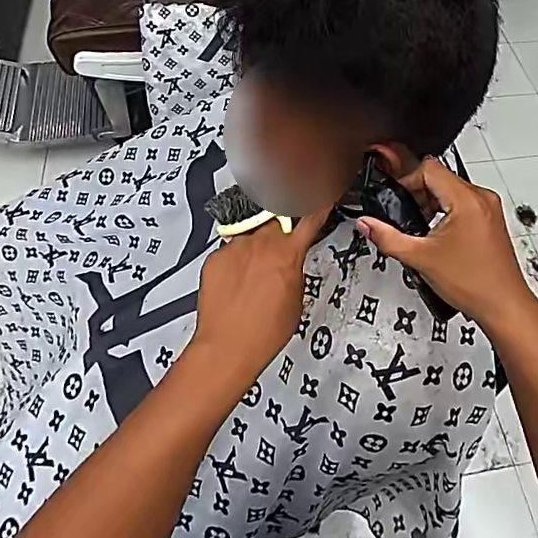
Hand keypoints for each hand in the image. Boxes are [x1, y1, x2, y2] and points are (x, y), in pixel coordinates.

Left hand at [191, 209, 329, 380]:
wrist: (228, 346)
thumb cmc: (264, 331)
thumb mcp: (297, 299)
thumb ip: (295, 270)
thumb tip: (291, 263)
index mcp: (289, 253)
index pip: (311, 216)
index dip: (319, 201)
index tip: (322, 190)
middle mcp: (262, 244)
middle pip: (277, 221)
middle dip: (281, 230)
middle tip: (278, 252)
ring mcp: (236, 249)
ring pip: (251, 235)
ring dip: (256, 247)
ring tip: (253, 277)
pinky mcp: (215, 257)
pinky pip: (230, 250)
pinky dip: (235, 261)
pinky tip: (236, 283)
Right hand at [357, 159, 537, 333]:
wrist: (502, 305)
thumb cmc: (475, 283)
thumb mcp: (420, 258)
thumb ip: (387, 237)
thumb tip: (368, 224)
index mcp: (467, 200)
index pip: (429, 168)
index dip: (406, 181)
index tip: (397, 199)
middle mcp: (482, 199)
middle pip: (440, 177)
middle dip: (418, 195)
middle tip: (406, 217)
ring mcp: (489, 209)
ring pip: (452, 191)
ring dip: (432, 204)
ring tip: (422, 230)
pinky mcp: (491, 220)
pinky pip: (464, 204)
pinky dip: (447, 213)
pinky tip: (438, 237)